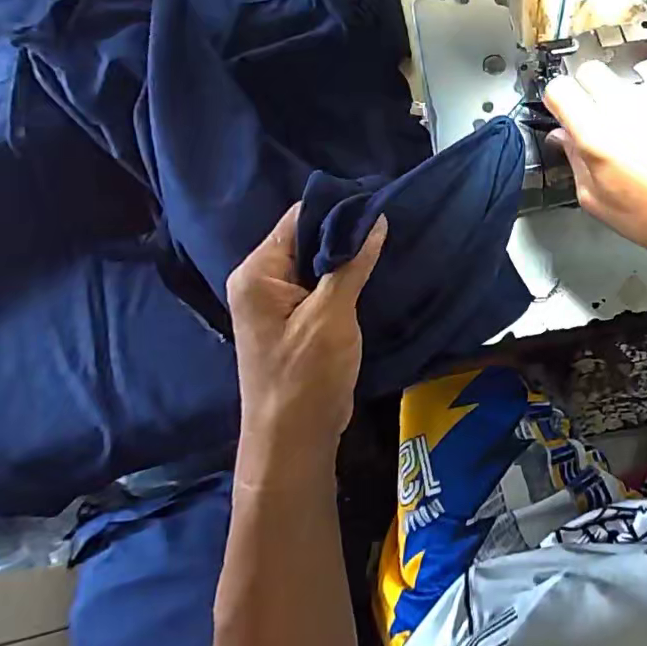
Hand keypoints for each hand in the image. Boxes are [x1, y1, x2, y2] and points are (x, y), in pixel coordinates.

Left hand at [226, 205, 387, 458]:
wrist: (294, 441)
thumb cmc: (307, 377)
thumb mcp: (332, 316)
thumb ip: (352, 264)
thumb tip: (377, 219)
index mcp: (257, 273)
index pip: (298, 219)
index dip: (338, 210)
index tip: (378, 204)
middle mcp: (260, 281)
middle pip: (306, 238)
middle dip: (345, 232)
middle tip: (389, 224)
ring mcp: (276, 301)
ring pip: (315, 261)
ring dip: (347, 256)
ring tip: (386, 243)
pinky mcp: (294, 319)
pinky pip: (319, 283)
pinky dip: (343, 277)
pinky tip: (371, 271)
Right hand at [542, 59, 646, 276]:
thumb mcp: (597, 201)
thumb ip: (574, 161)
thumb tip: (564, 139)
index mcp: (599, 137)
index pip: (560, 88)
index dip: (556, 100)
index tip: (560, 112)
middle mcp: (626, 112)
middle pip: (591, 71)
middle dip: (584, 90)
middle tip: (588, 118)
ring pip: (622, 83)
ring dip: (616, 102)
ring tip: (625, 137)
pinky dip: (644, 111)